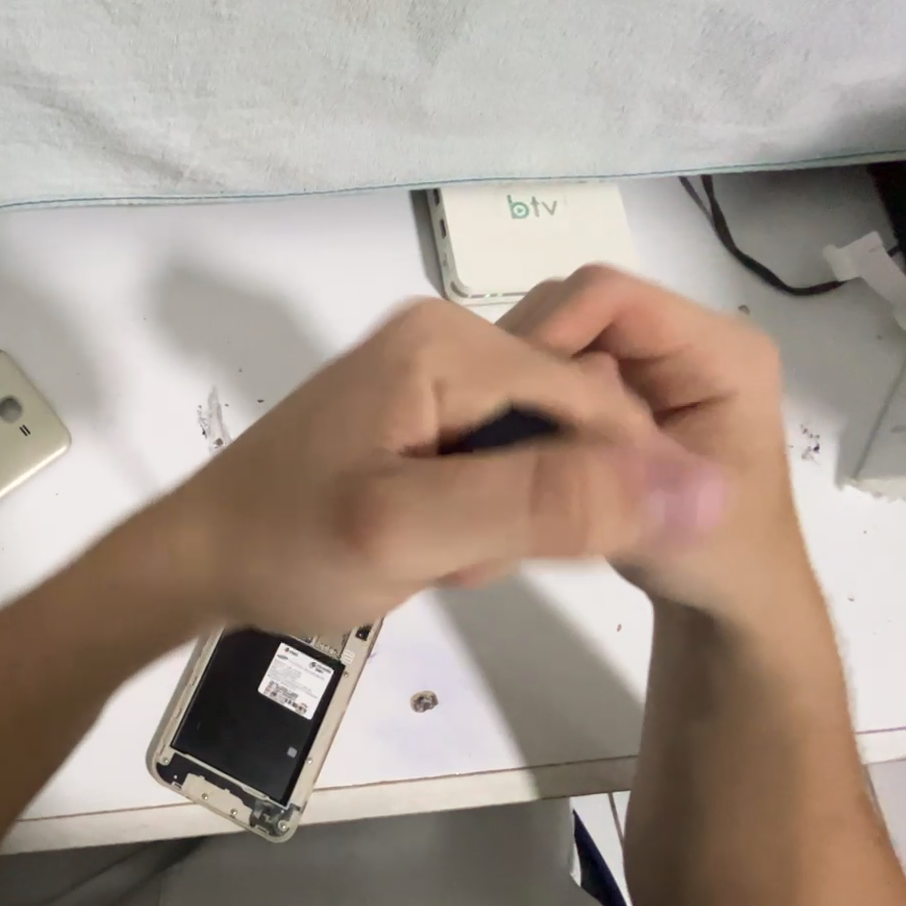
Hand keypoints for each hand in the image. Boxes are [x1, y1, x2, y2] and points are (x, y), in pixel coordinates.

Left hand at [141, 297, 725, 634]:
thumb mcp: (414, 530)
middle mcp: (438, 343)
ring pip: (519, 463)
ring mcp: (414, 384)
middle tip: (438, 549)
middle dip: (516, 511)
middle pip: (557, 433)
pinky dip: (454, 524)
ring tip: (412, 551)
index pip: (596, 407)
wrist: (196, 563)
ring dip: (483, 526)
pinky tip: (403, 544)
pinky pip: (475, 473)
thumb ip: (549, 504)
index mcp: (447, 342)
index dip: (583, 494)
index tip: (505, 549)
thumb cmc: (285, 544)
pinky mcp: (398, 424)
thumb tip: (710, 486)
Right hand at [498, 266, 811, 618]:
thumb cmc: (715, 555)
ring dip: (515, 381)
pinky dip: (518, 398)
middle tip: (495, 430)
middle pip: (571, 305)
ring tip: (501, 442)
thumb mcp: (657, 509)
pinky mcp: (612, 390)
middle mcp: (678, 341)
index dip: (546, 333)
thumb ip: (604, 443)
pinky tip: (510, 445)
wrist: (727, 591)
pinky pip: (548, 369)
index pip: (608, 296)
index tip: (501, 403)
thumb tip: (533, 392)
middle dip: (522, 357)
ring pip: (550, 334)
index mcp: (716, 351)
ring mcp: (641, 365)